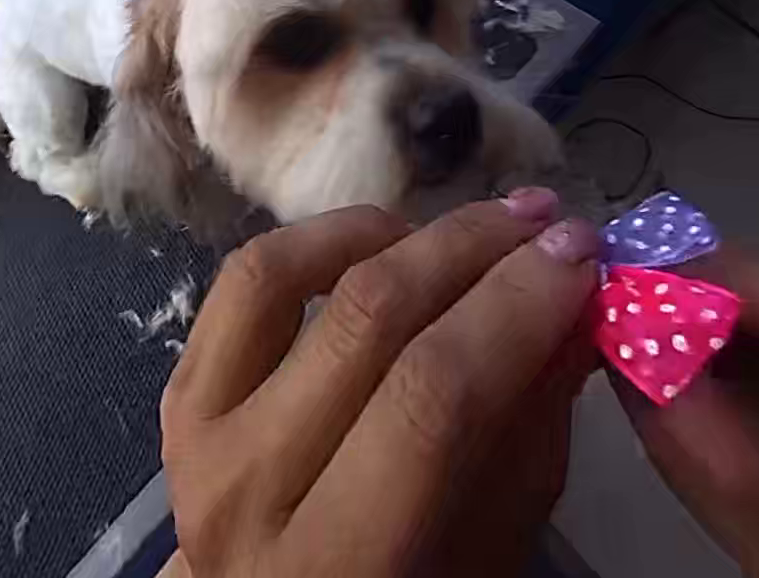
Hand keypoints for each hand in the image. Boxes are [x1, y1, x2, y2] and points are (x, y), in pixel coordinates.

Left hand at [160, 190, 601, 577]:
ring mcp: (197, 417)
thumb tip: (572, 297)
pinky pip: (248, 272)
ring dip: (389, 230)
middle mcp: (248, 484)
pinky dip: (322, 235)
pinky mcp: (182, 373)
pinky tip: (381, 238)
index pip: (432, 397)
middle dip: (468, 248)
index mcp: (340, 564)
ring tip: (457, 231)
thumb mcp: (490, 541)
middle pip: (367, 318)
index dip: (513, 305)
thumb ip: (529, 421)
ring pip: (286, 271)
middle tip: (534, 214)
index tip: (576, 247)